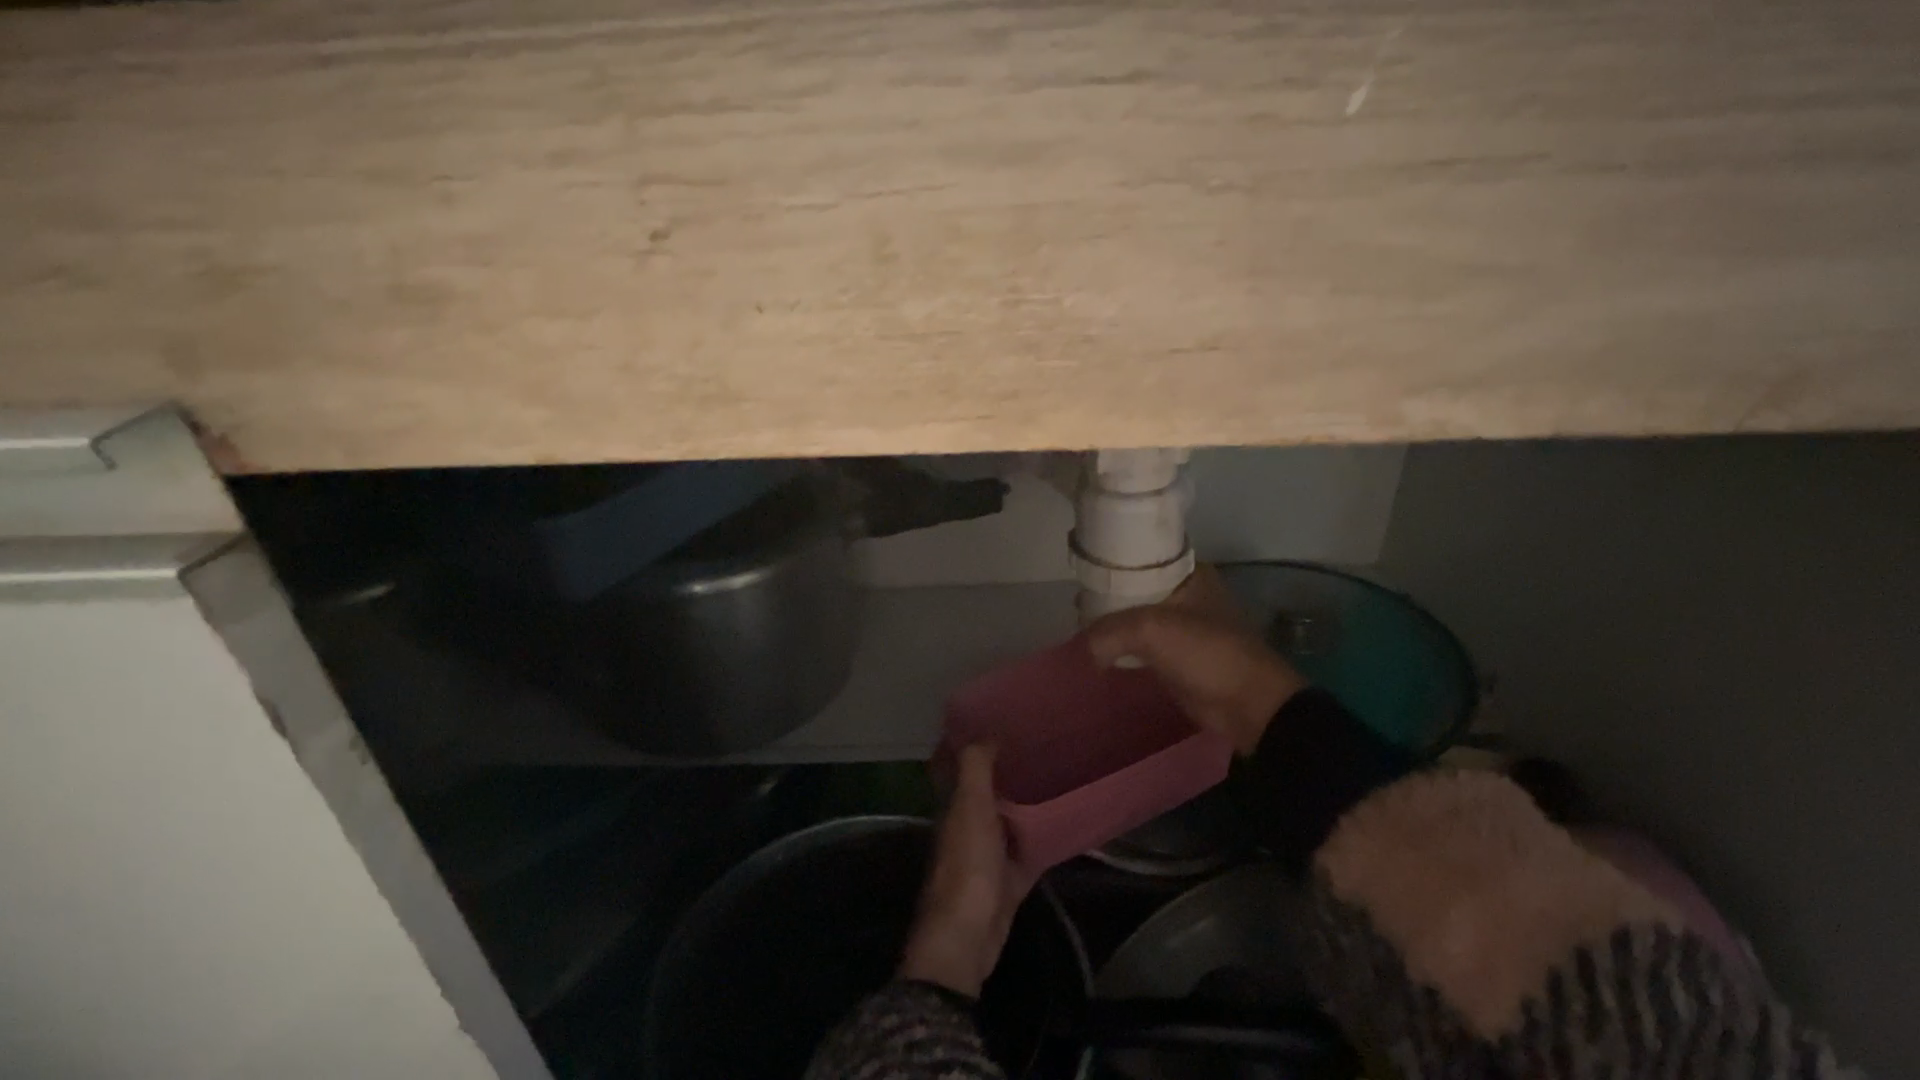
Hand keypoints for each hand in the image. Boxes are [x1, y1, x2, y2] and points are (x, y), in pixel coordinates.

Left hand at [898, 744, 1034, 997]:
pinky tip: (1063, 827)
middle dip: (1004, 772)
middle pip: (986, 793)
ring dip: (1023, 804)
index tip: (998, 721)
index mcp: (953, 808)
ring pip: (1007, 822)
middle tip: (1037, 744)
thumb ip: (975, 770)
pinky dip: (1040, 841)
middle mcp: (967, 828)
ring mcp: (987, 857)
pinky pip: (1026, 853)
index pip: (958, 768)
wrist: (968, 936)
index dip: (971, 746)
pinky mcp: (1008, 881)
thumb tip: (985, 733)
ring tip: (1055, 777)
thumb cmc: (967, 866)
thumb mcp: (970, 809)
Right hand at [1084, 565, 1307, 754]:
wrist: (1248, 705)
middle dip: (1107, 598)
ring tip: (1081, 630)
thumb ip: (1109, 631)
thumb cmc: (1206, 652)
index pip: (1142, 559)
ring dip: (1113, 627)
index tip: (1082, 573)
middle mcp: (1186, 594)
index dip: (1111, 565)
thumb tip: (1087, 650)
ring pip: (1137, 620)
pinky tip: (1098, 655)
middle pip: (1136, 590)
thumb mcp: (1152, 630)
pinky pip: (1141, 648)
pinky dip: (1122, 651)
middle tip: (1075, 606)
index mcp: (1189, 573)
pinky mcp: (1178, 658)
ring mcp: (1183, 628)